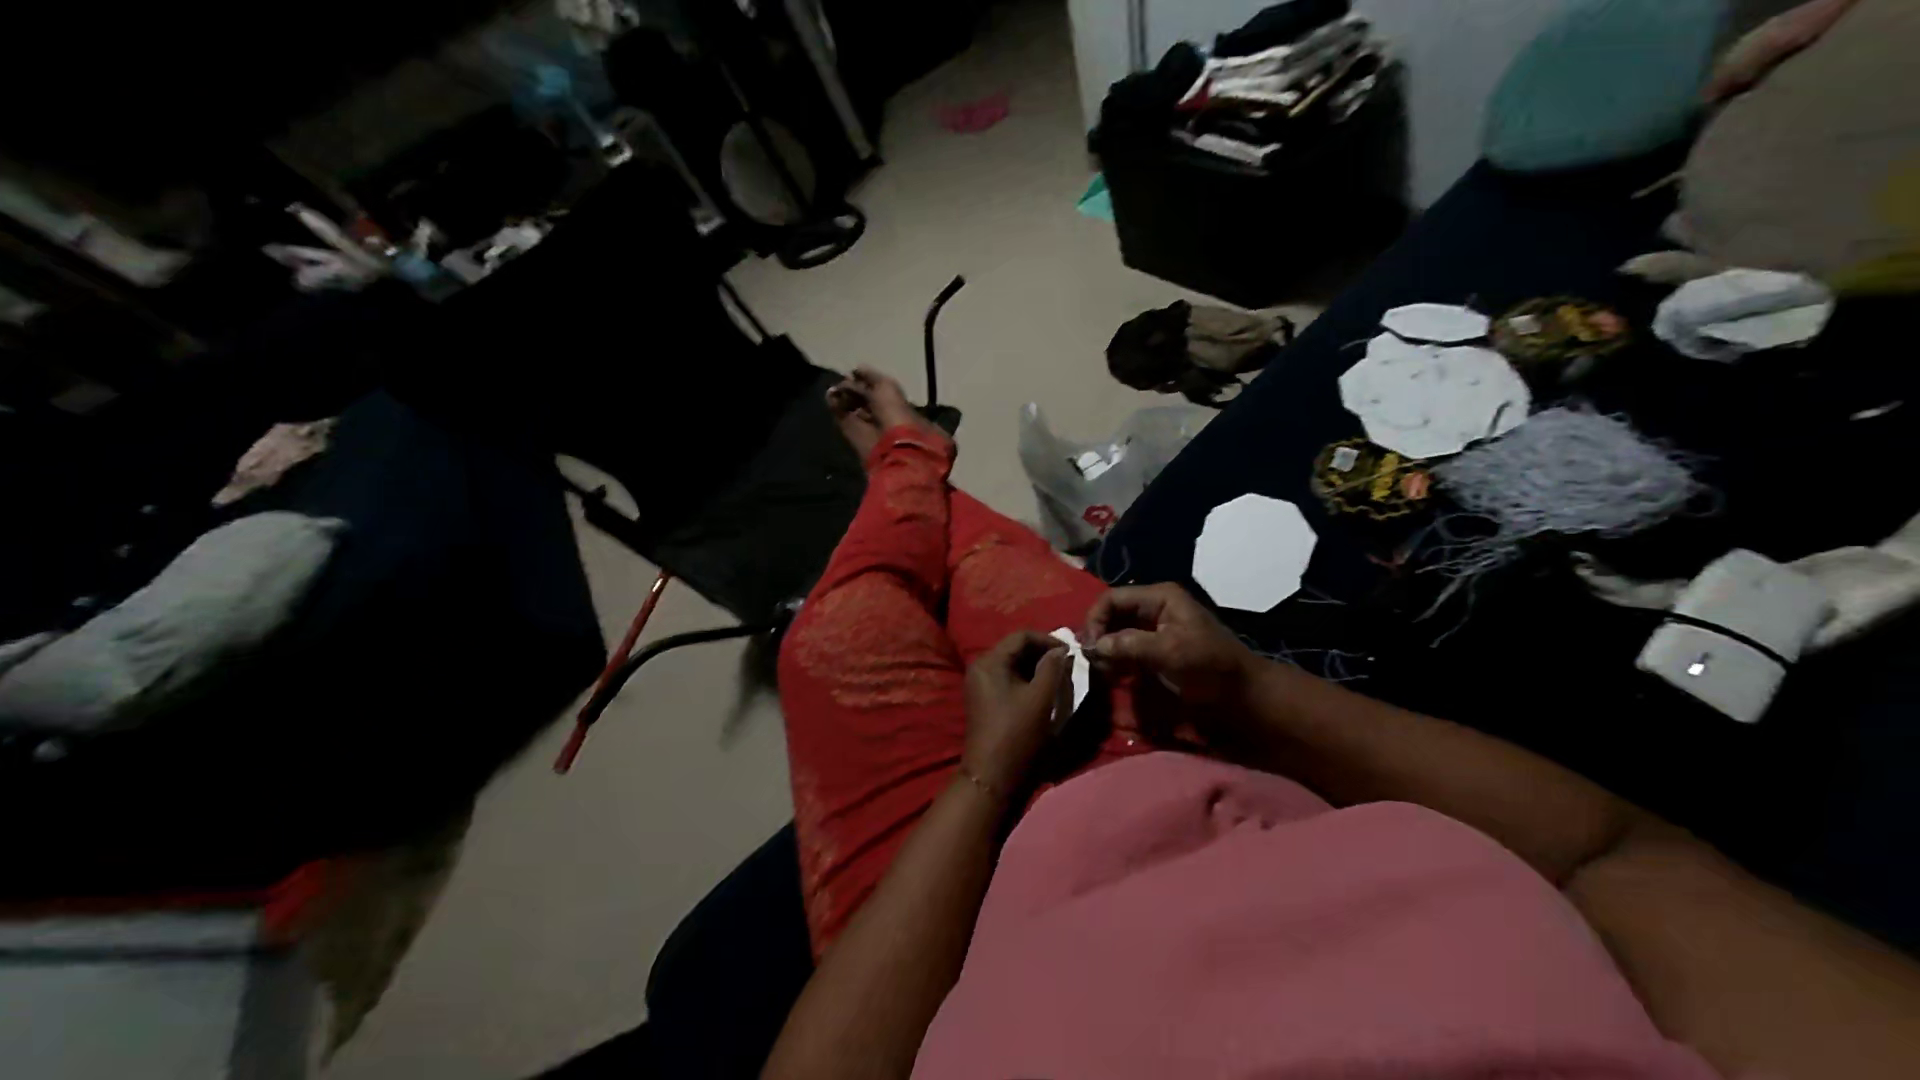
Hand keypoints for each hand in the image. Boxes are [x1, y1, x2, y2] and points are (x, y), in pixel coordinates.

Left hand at [961, 630, 1069, 799]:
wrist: (992, 775)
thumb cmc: (1017, 733)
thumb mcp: (1041, 698)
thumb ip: (1053, 668)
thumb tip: (1061, 650)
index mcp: (989, 662)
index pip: (1021, 636)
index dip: (1048, 639)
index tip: (1071, 651)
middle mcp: (980, 667)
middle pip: (1015, 649)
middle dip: (1043, 653)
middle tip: (1068, 663)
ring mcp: (980, 684)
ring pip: (1013, 665)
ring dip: (1037, 667)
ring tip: (1060, 676)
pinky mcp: (985, 699)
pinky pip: (1008, 679)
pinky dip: (1027, 680)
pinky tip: (1044, 690)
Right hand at [1085, 583, 1256, 704]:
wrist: (1244, 696)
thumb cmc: (1211, 667)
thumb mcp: (1169, 652)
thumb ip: (1129, 645)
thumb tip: (1092, 646)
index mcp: (1160, 598)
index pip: (1113, 598)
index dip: (1095, 619)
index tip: (1088, 647)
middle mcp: (1154, 609)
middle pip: (1112, 615)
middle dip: (1098, 636)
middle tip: (1090, 661)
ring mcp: (1155, 631)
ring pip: (1116, 634)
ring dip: (1105, 651)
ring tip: (1100, 671)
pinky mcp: (1156, 652)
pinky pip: (1126, 651)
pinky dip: (1115, 661)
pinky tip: (1111, 675)